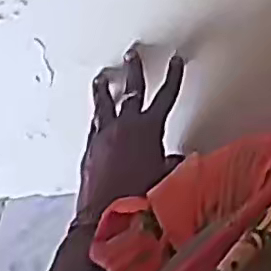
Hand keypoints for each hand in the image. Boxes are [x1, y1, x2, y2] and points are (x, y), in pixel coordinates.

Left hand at [79, 47, 183, 219]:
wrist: (101, 217)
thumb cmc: (137, 195)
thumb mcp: (163, 175)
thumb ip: (173, 161)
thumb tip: (181, 159)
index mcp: (148, 127)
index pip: (166, 94)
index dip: (173, 75)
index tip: (176, 59)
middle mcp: (126, 125)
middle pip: (132, 89)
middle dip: (134, 68)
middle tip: (133, 52)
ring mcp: (105, 134)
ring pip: (105, 102)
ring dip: (106, 87)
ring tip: (103, 75)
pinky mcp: (90, 148)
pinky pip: (95, 123)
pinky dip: (98, 114)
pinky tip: (97, 112)